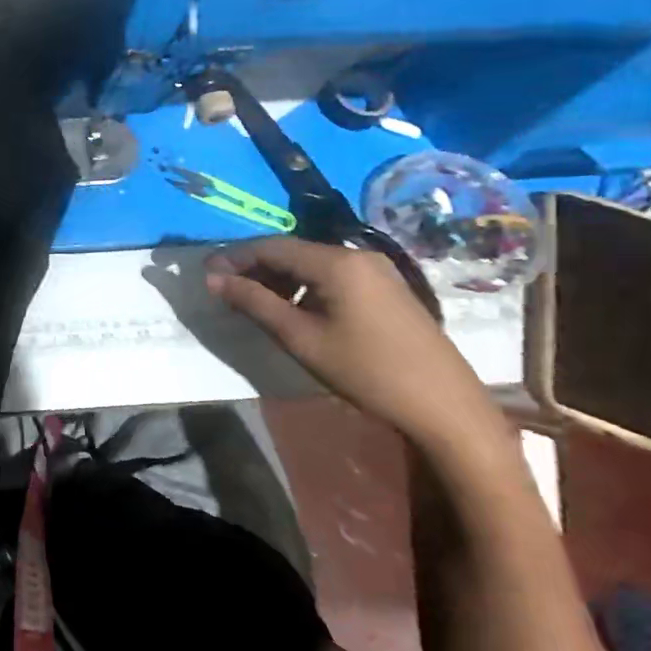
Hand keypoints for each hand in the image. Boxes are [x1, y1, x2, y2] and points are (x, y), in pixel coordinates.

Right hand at [205, 238, 500, 445]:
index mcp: (336, 262)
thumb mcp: (302, 339)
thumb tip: (214, 280)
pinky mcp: (388, 287)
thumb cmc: (367, 372)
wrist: (444, 404)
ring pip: (315, 264)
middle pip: (294, 251)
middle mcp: (358, 254)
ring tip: (258, 305)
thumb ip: (256, 304)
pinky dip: (308, 287)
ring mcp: (378, 269)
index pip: (272, 246)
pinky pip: (336, 276)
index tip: (206, 274)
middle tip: (227, 292)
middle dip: (256, 268)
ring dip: (281, 279)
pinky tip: (298, 311)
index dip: (235, 257)